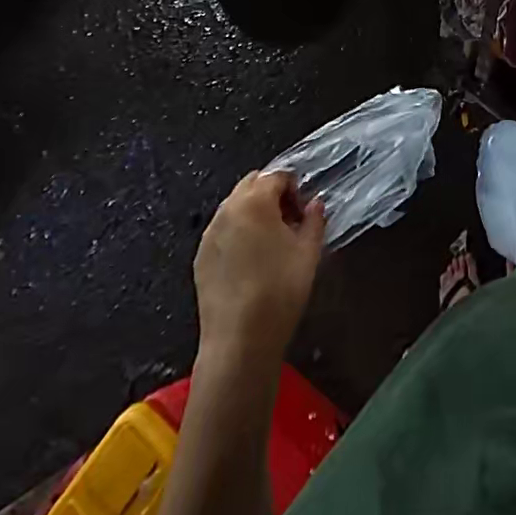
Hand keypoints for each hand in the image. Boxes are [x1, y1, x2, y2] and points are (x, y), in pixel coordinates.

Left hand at [194, 171, 325, 359]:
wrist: (239, 339)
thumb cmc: (280, 291)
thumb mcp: (309, 253)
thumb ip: (314, 221)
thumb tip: (315, 204)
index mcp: (255, 201)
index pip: (276, 175)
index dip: (294, 188)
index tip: (303, 212)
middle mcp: (227, 209)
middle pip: (251, 184)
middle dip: (272, 194)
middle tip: (289, 223)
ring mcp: (209, 232)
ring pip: (234, 206)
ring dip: (254, 212)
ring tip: (271, 244)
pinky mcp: (200, 255)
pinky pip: (222, 230)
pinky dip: (238, 233)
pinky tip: (250, 263)